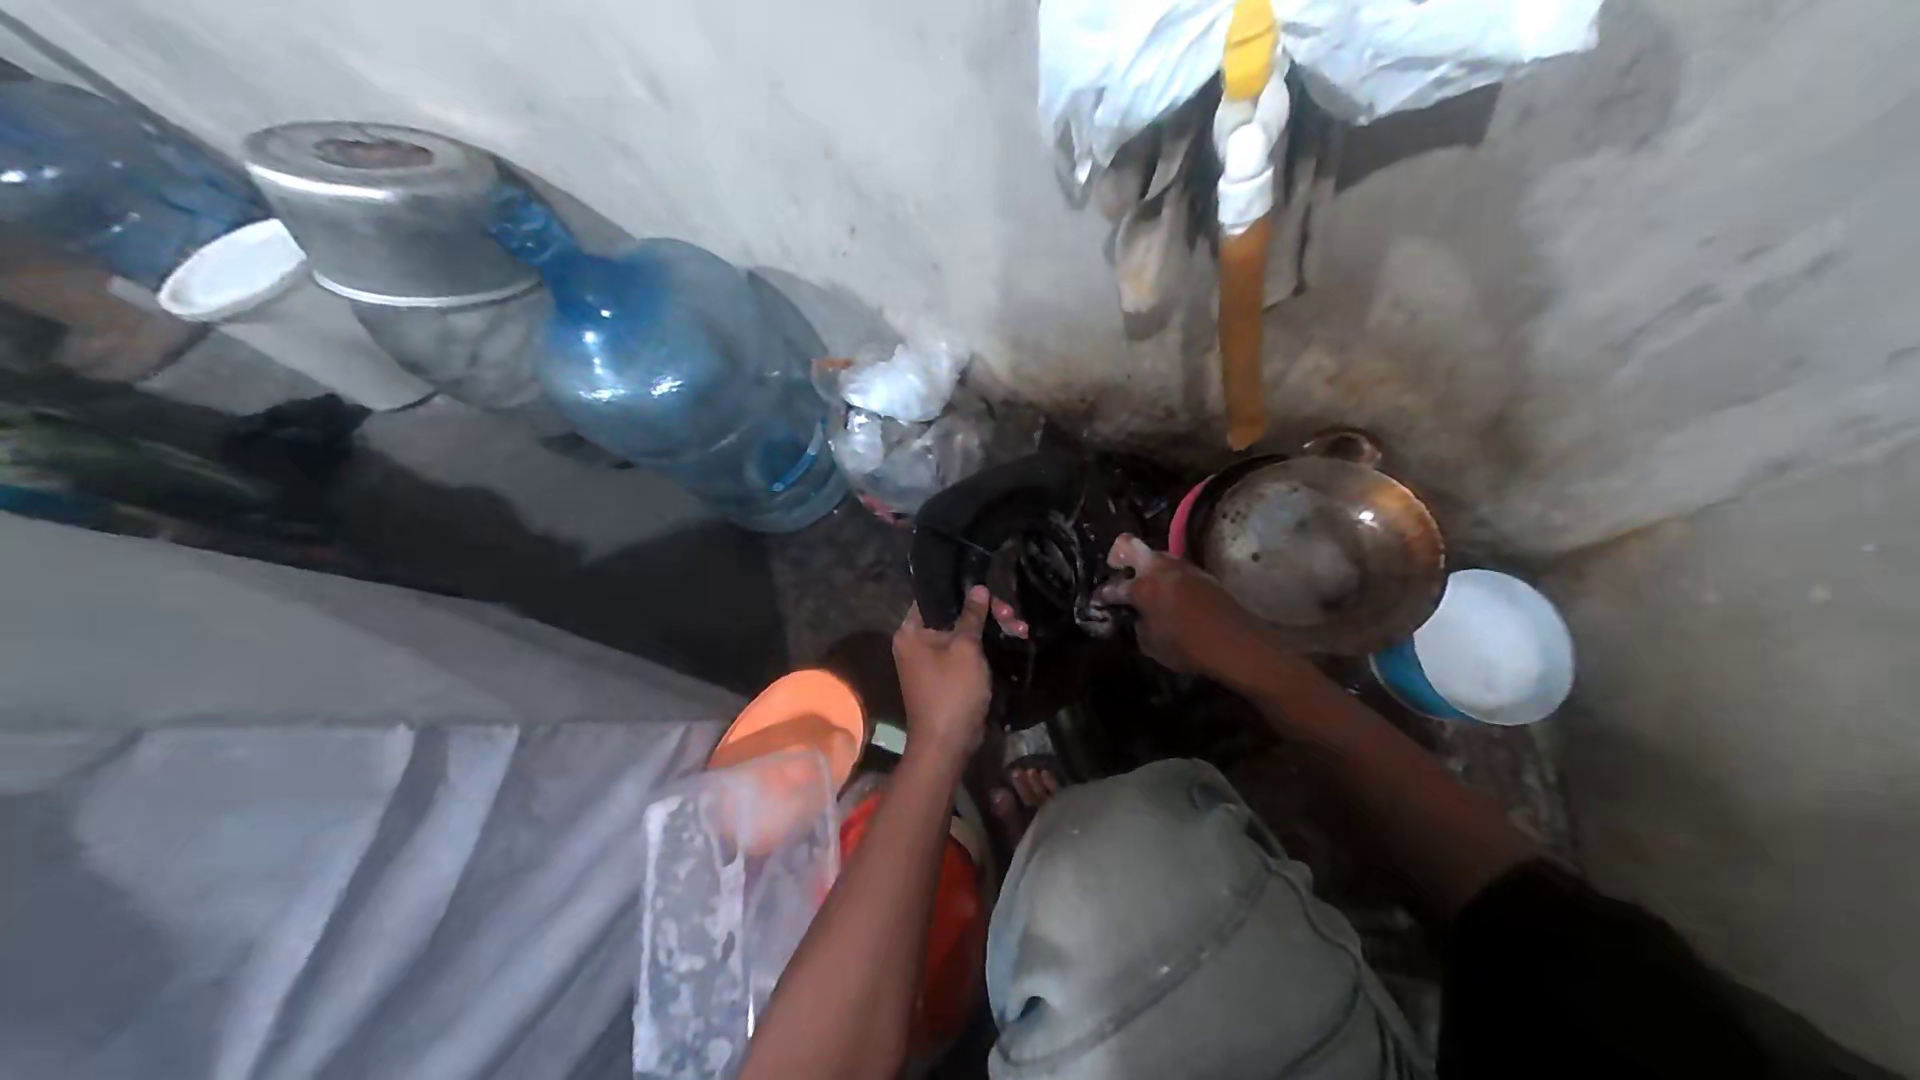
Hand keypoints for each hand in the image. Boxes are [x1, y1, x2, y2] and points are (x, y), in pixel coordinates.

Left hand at [893, 586, 996, 763]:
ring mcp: (930, 661)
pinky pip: (964, 652)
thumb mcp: (965, 648)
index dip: (962, 590)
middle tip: (1013, 614)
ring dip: (991, 630)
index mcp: (910, 631)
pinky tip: (1012, 640)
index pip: (934, 596)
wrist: (946, 743)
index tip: (989, 588)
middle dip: (986, 613)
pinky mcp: (946, 676)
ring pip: (963, 634)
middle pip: (953, 615)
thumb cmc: (952, 690)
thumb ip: (972, 615)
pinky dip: (984, 648)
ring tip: (1021, 629)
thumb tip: (978, 588)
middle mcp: (916, 643)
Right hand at [1095, 534, 1265, 677]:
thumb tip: (1138, 617)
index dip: (1102, 595)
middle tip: (1118, 570)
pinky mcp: (1202, 573)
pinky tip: (1171, 595)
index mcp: (1141, 587)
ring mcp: (1183, 567)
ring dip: (1147, 566)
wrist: (1235, 642)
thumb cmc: (1187, 646)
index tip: (1098, 600)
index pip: (1113, 587)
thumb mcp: (1151, 644)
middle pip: (1129, 544)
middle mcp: (1159, 569)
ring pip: (1157, 555)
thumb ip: (1138, 626)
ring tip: (1147, 586)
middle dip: (1118, 555)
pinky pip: (1176, 568)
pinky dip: (1167, 577)